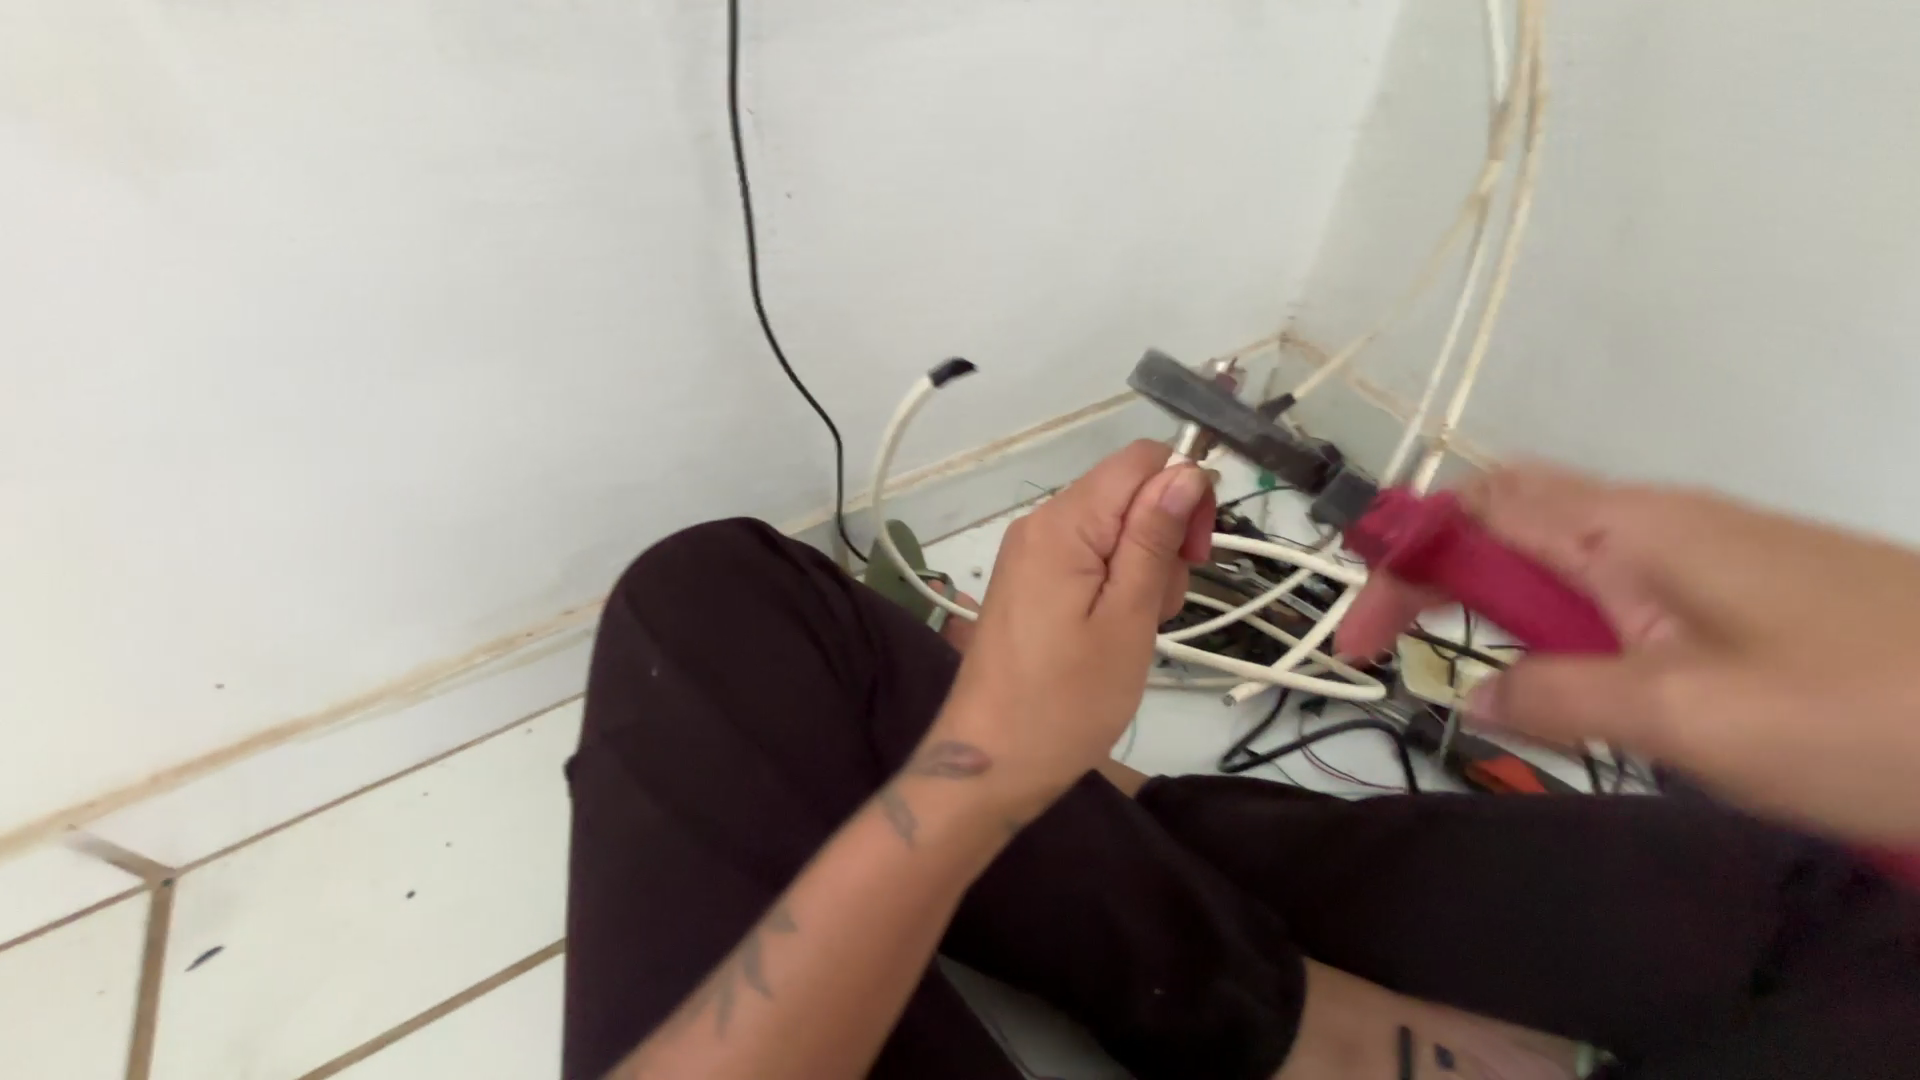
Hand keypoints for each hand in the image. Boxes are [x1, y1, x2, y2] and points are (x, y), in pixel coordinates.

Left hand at [936, 440, 1214, 810]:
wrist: (991, 760)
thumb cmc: (1066, 701)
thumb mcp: (1127, 618)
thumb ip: (1154, 537)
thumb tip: (1187, 470)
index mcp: (1062, 523)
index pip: (1140, 459)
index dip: (1183, 491)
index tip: (1196, 552)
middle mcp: (1040, 523)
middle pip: (1127, 493)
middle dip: (1162, 539)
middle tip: (1157, 607)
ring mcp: (1030, 553)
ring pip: (1113, 530)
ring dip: (1141, 569)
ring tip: (1132, 630)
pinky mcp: (1029, 581)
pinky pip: (1087, 558)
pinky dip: (1113, 586)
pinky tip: (1111, 632)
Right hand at [1340, 464, 1919, 843]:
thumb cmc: (1877, 712)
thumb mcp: (1689, 717)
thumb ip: (1557, 698)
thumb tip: (1476, 694)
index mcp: (1627, 529)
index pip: (1470, 512)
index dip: (1397, 559)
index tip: (1360, 637)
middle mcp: (1653, 523)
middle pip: (1502, 520)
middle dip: (1433, 575)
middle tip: (1400, 649)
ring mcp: (1702, 555)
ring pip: (1555, 558)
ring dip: (1496, 607)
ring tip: (1492, 678)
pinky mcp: (1738, 592)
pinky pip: (1612, 591)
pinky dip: (1559, 627)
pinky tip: (1584, 684)